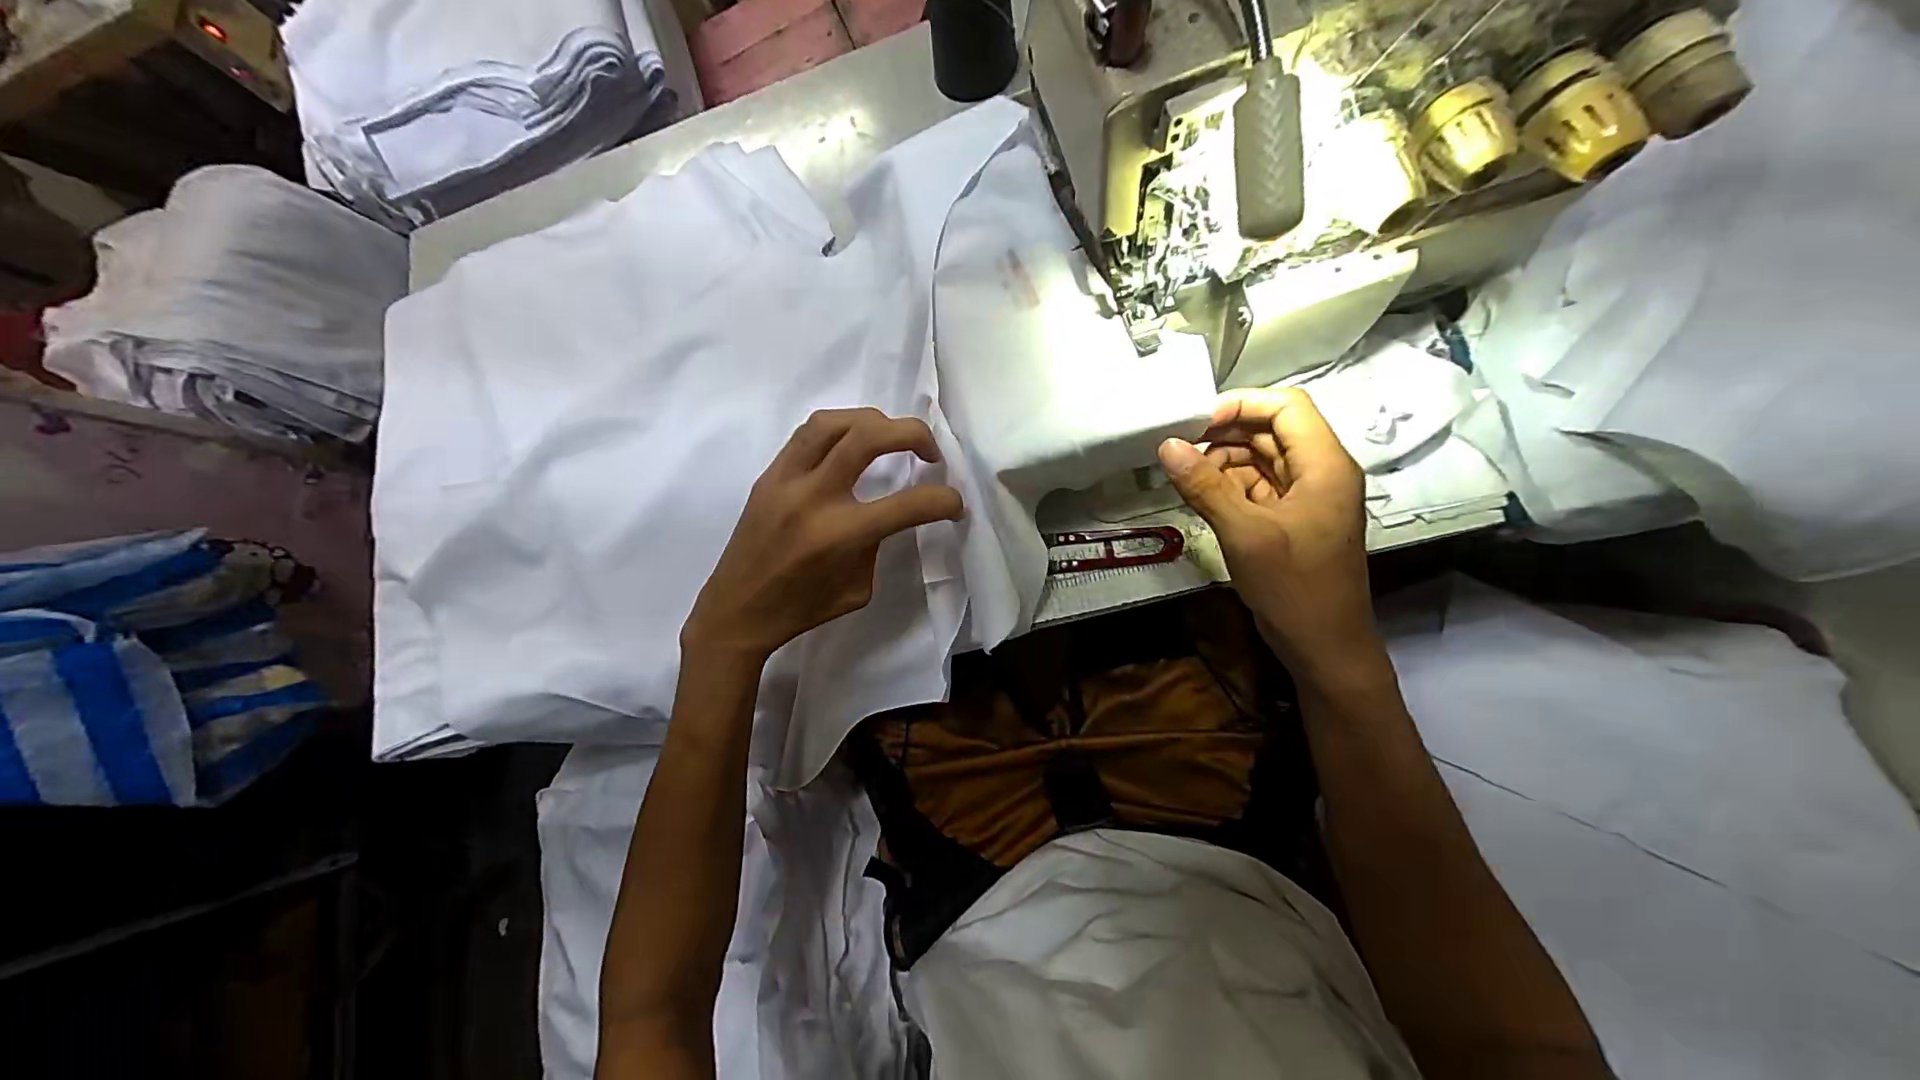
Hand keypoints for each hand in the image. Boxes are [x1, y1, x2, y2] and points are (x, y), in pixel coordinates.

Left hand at [684, 408, 963, 661]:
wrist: (736, 611)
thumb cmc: (803, 609)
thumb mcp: (859, 587)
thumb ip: (877, 543)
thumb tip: (889, 510)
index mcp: (840, 536)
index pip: (907, 504)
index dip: (944, 500)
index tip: (955, 504)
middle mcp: (813, 498)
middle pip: (868, 436)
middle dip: (913, 433)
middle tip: (930, 452)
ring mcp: (785, 480)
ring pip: (833, 422)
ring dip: (873, 421)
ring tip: (889, 438)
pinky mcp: (769, 475)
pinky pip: (807, 435)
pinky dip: (839, 430)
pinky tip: (851, 445)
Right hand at [1158, 388, 1378, 681]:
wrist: (1324, 646)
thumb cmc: (1294, 587)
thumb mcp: (1245, 534)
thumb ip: (1205, 486)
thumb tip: (1166, 446)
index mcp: (1325, 464)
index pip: (1287, 406)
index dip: (1242, 404)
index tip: (1196, 423)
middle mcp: (1320, 472)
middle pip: (1271, 430)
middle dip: (1225, 434)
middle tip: (1178, 448)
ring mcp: (1306, 497)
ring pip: (1261, 458)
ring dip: (1223, 462)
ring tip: (1184, 476)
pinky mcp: (1290, 519)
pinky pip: (1258, 487)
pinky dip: (1228, 486)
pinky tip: (1200, 495)